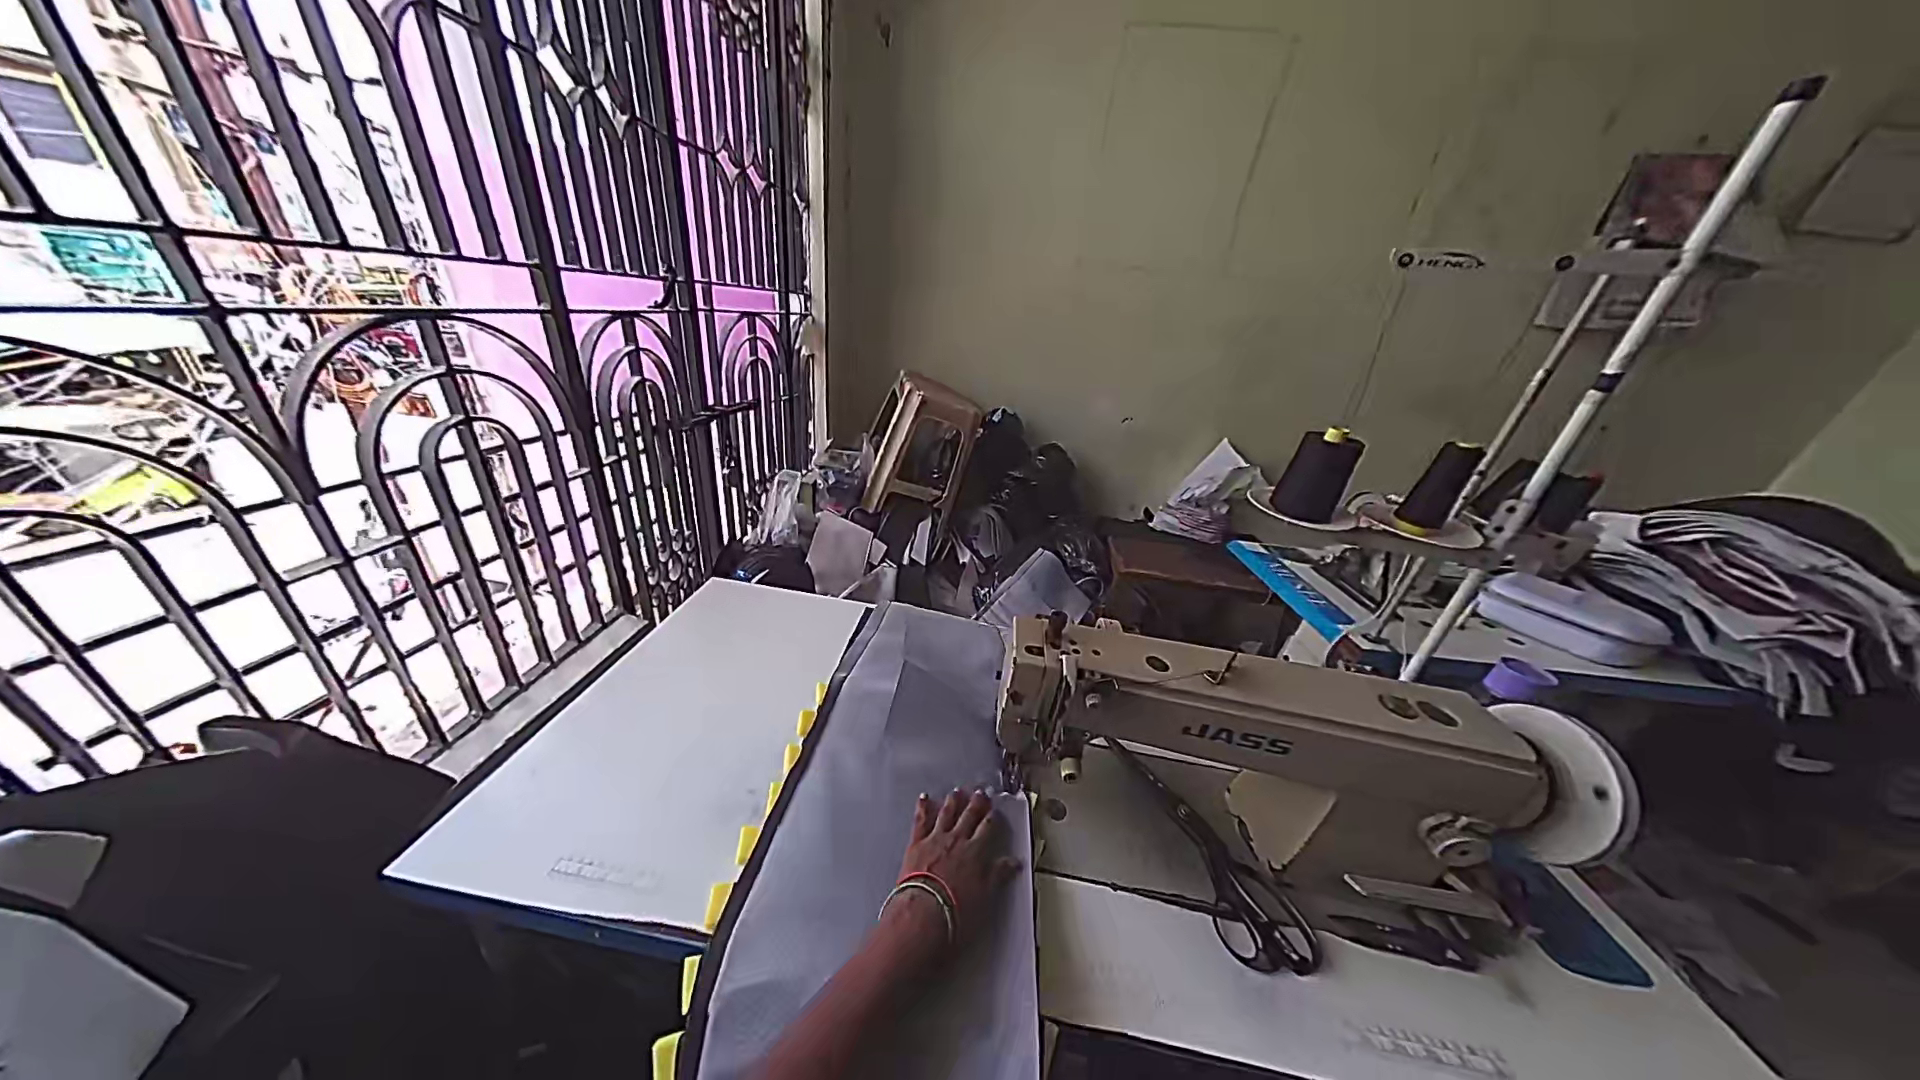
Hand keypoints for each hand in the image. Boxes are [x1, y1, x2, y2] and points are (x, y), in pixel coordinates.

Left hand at [896, 788, 1019, 946]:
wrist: (924, 911)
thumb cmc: (957, 909)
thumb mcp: (986, 894)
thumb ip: (999, 874)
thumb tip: (1014, 863)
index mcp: (975, 851)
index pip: (987, 829)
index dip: (991, 818)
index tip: (994, 811)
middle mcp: (957, 839)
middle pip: (968, 816)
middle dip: (975, 803)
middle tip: (980, 792)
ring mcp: (935, 839)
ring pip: (946, 814)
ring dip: (953, 802)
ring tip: (957, 792)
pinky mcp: (916, 843)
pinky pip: (921, 820)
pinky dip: (923, 808)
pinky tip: (924, 798)